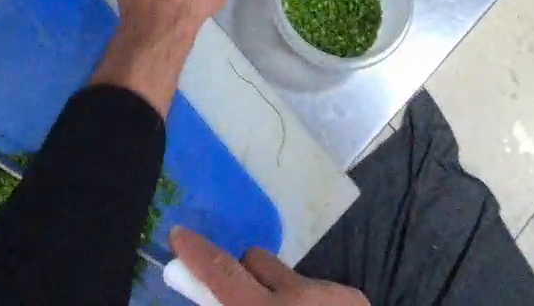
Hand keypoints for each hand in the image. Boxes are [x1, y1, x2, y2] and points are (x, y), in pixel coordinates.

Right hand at [171, 229, 367, 305]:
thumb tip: (225, 299)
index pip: (222, 273)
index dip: (197, 253)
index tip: (180, 234)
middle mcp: (295, 297)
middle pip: (254, 261)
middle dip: (241, 273)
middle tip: (241, 301)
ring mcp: (329, 294)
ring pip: (289, 278)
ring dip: (281, 297)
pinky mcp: (354, 298)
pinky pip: (321, 292)